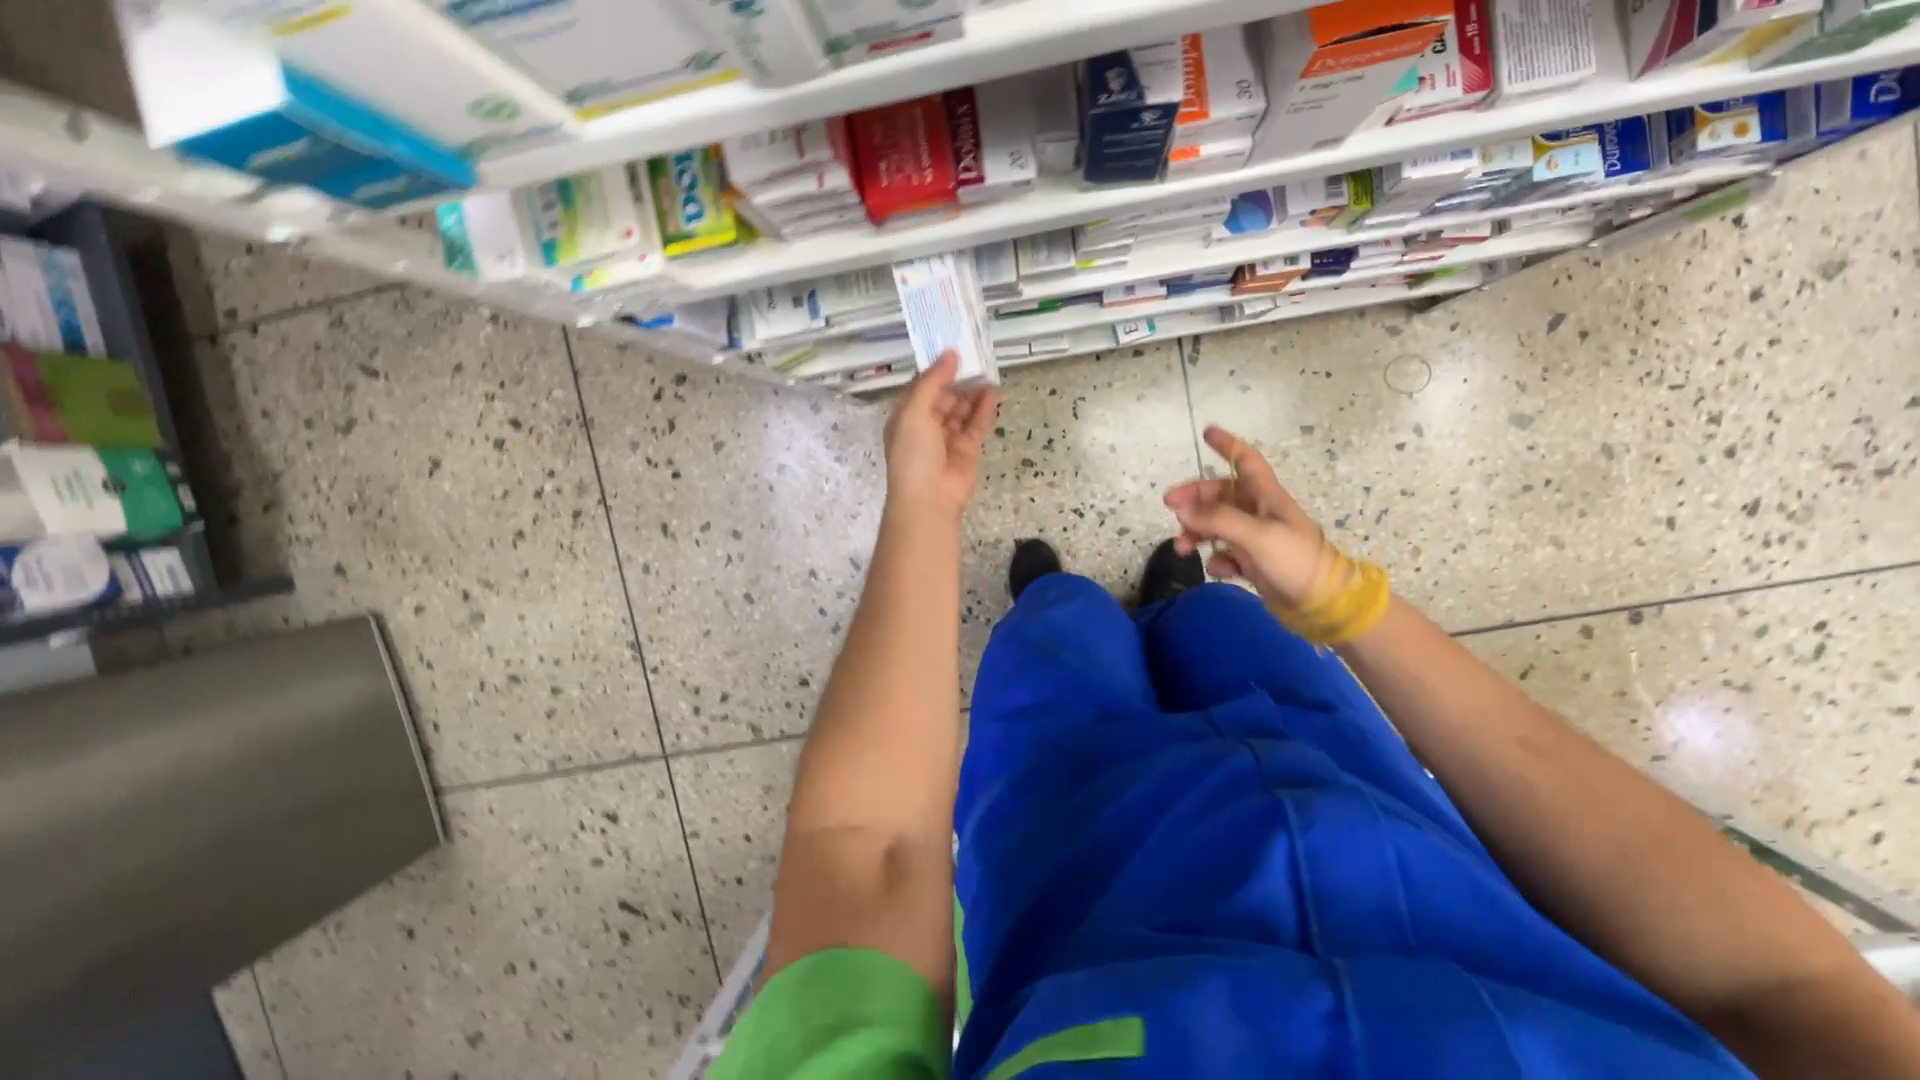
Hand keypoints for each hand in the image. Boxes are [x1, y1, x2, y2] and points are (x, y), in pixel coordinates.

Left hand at [884, 351, 996, 519]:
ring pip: (961, 410)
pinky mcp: (966, 450)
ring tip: (986, 371)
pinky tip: (992, 392)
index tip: (952, 349)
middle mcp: (925, 426)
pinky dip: (983, 409)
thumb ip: (932, 381)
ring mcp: (946, 439)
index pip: (921, 388)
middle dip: (957, 379)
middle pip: (943, 397)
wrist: (928, 499)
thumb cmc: (913, 453)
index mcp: (905, 417)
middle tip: (975, 356)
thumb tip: (949, 354)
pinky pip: (975, 425)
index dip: (935, 370)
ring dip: (972, 392)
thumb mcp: (915, 411)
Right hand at [1163, 425, 1329, 608]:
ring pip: (1217, 525)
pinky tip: (1218, 569)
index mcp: (1266, 496)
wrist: (1321, 602)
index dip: (1227, 444)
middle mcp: (1259, 513)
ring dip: (1197, 532)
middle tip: (1171, 507)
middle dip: (1195, 499)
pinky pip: (1225, 554)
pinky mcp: (1254, 562)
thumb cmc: (1294, 559)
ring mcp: (1256, 538)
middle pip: (1220, 495)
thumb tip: (1181, 508)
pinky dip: (1217, 559)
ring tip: (1182, 547)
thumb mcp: (1256, 535)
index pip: (1245, 460)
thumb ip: (1218, 519)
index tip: (1206, 432)